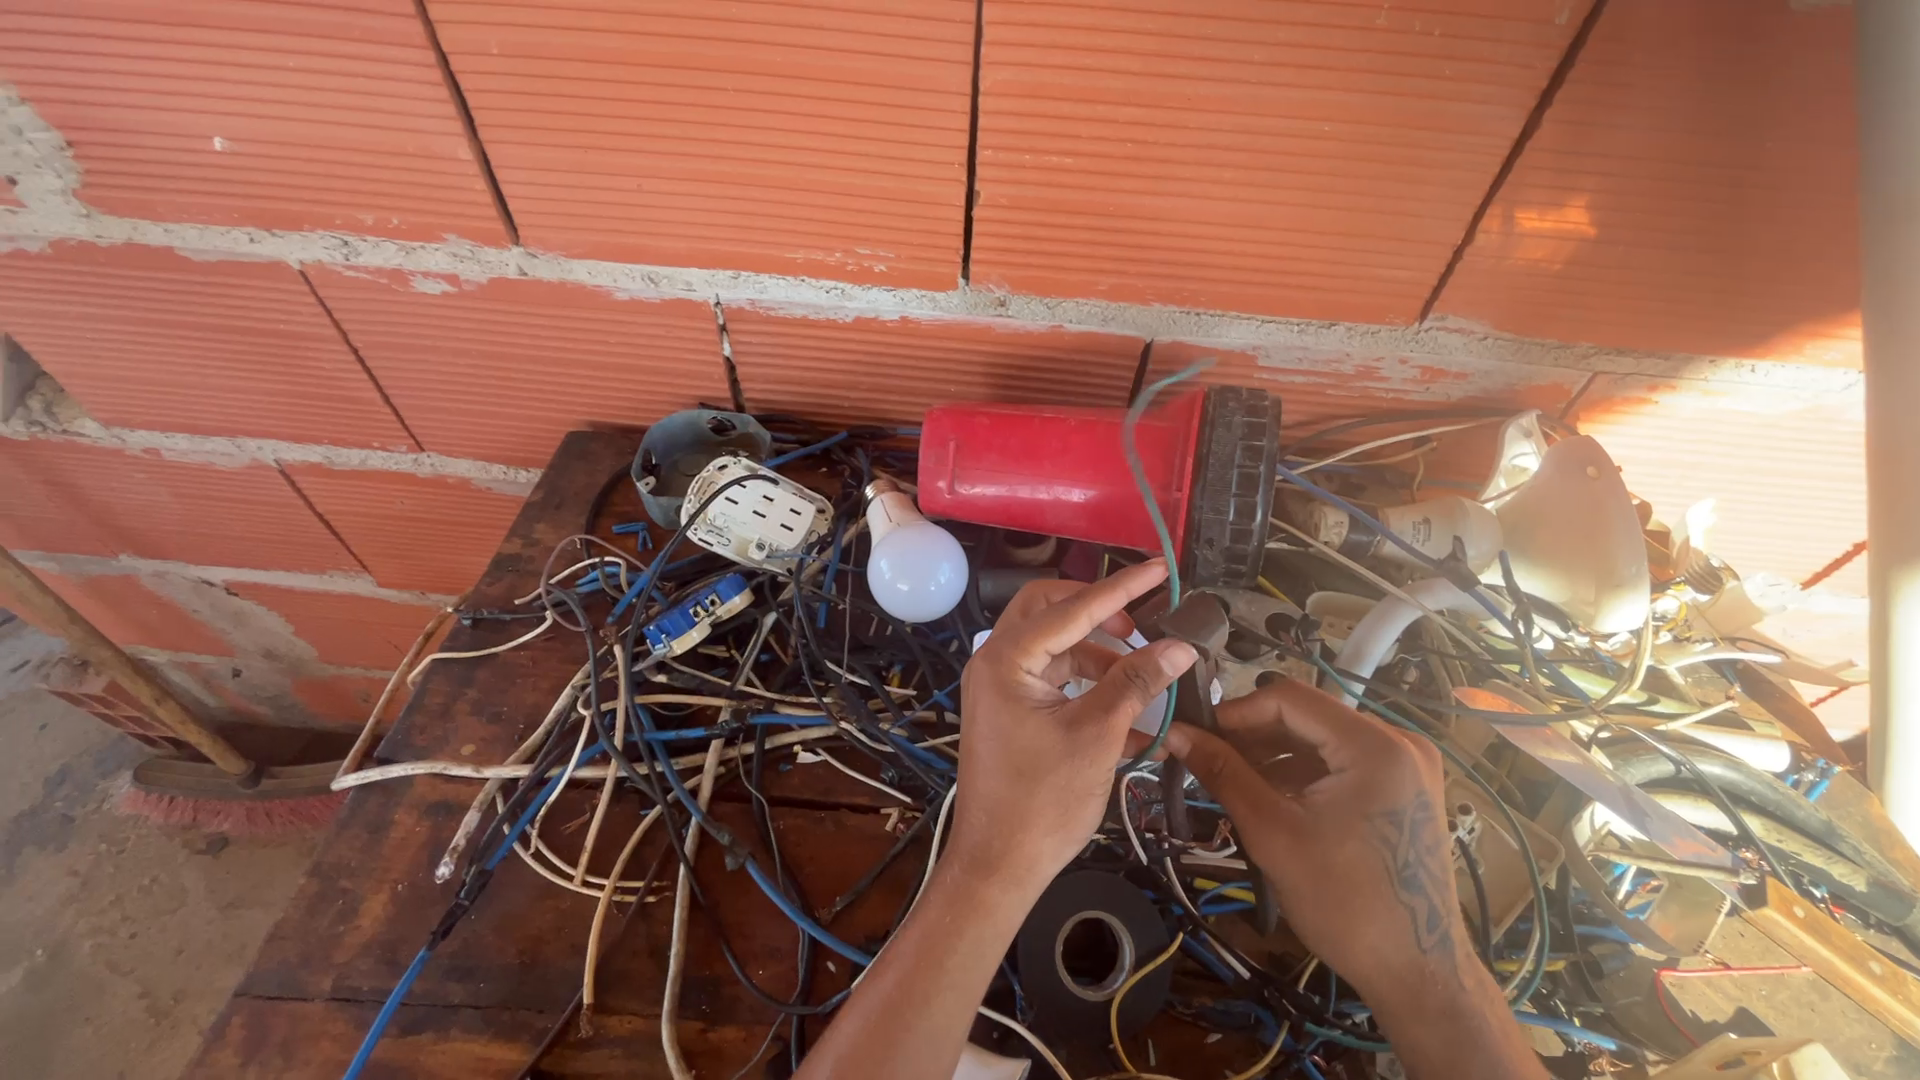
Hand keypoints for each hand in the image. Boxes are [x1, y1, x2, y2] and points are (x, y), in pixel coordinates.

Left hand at [950, 559, 1197, 894]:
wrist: (998, 865)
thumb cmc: (1043, 801)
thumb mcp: (1097, 735)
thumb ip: (1135, 682)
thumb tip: (1179, 646)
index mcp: (1006, 659)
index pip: (1070, 608)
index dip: (1121, 588)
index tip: (1158, 567)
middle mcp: (996, 662)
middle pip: (1050, 612)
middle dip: (1098, 613)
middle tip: (1140, 625)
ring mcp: (1001, 688)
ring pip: (1055, 649)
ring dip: (1100, 657)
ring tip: (1147, 676)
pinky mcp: (1011, 712)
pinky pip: (1054, 682)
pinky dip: (1090, 689)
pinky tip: (1133, 714)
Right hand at [1165, 677, 1468, 1001]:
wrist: (1416, 974)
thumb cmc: (1343, 901)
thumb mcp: (1272, 831)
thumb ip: (1222, 772)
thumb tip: (1173, 732)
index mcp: (1375, 745)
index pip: (1288, 697)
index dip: (1235, 712)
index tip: (1196, 736)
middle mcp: (1399, 741)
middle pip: (1306, 715)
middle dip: (1252, 735)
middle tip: (1207, 759)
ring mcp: (1407, 765)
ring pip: (1320, 738)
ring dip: (1273, 753)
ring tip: (1232, 780)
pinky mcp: (1404, 788)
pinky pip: (1340, 761)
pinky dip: (1301, 772)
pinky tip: (1269, 795)